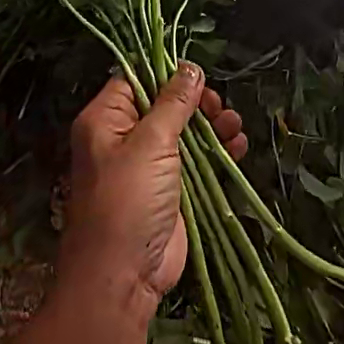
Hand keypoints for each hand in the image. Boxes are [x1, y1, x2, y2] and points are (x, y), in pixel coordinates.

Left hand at [59, 65, 248, 313]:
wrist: (122, 276)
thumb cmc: (128, 199)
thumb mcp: (151, 142)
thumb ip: (173, 103)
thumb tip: (189, 67)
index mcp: (106, 119)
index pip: (135, 78)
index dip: (165, 73)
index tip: (197, 74)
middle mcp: (124, 136)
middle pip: (164, 104)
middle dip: (195, 102)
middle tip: (217, 105)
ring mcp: (148, 164)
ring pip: (184, 131)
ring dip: (211, 126)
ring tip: (234, 125)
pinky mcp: (169, 188)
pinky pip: (195, 159)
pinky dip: (216, 151)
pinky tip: (237, 145)